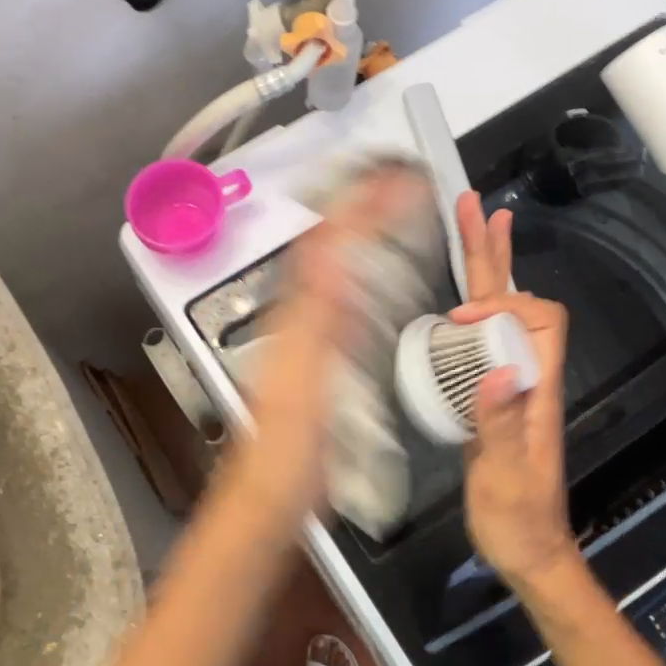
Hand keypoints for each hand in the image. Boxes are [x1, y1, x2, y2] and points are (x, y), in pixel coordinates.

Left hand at [225, 167, 434, 525]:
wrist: (271, 492)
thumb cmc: (286, 447)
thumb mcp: (305, 381)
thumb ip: (321, 319)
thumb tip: (338, 258)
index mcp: (300, 315)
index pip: (329, 241)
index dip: (360, 203)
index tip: (391, 174)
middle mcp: (301, 316)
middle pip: (331, 244)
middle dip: (362, 205)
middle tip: (394, 177)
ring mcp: (310, 335)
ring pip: (337, 268)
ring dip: (364, 232)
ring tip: (391, 208)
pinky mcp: (322, 358)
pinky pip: (344, 300)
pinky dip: (365, 273)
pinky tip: (379, 275)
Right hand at [452, 191, 578, 588]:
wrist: (528, 550)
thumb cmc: (519, 517)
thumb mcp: (509, 476)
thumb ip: (503, 423)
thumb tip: (499, 368)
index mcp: (537, 387)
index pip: (537, 319)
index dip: (502, 305)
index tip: (461, 320)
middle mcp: (528, 376)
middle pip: (517, 302)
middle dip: (493, 254)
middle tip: (476, 208)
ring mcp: (511, 384)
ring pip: (502, 314)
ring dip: (487, 268)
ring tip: (475, 225)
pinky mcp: (493, 396)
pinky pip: (484, 339)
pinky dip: (473, 305)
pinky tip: (459, 295)